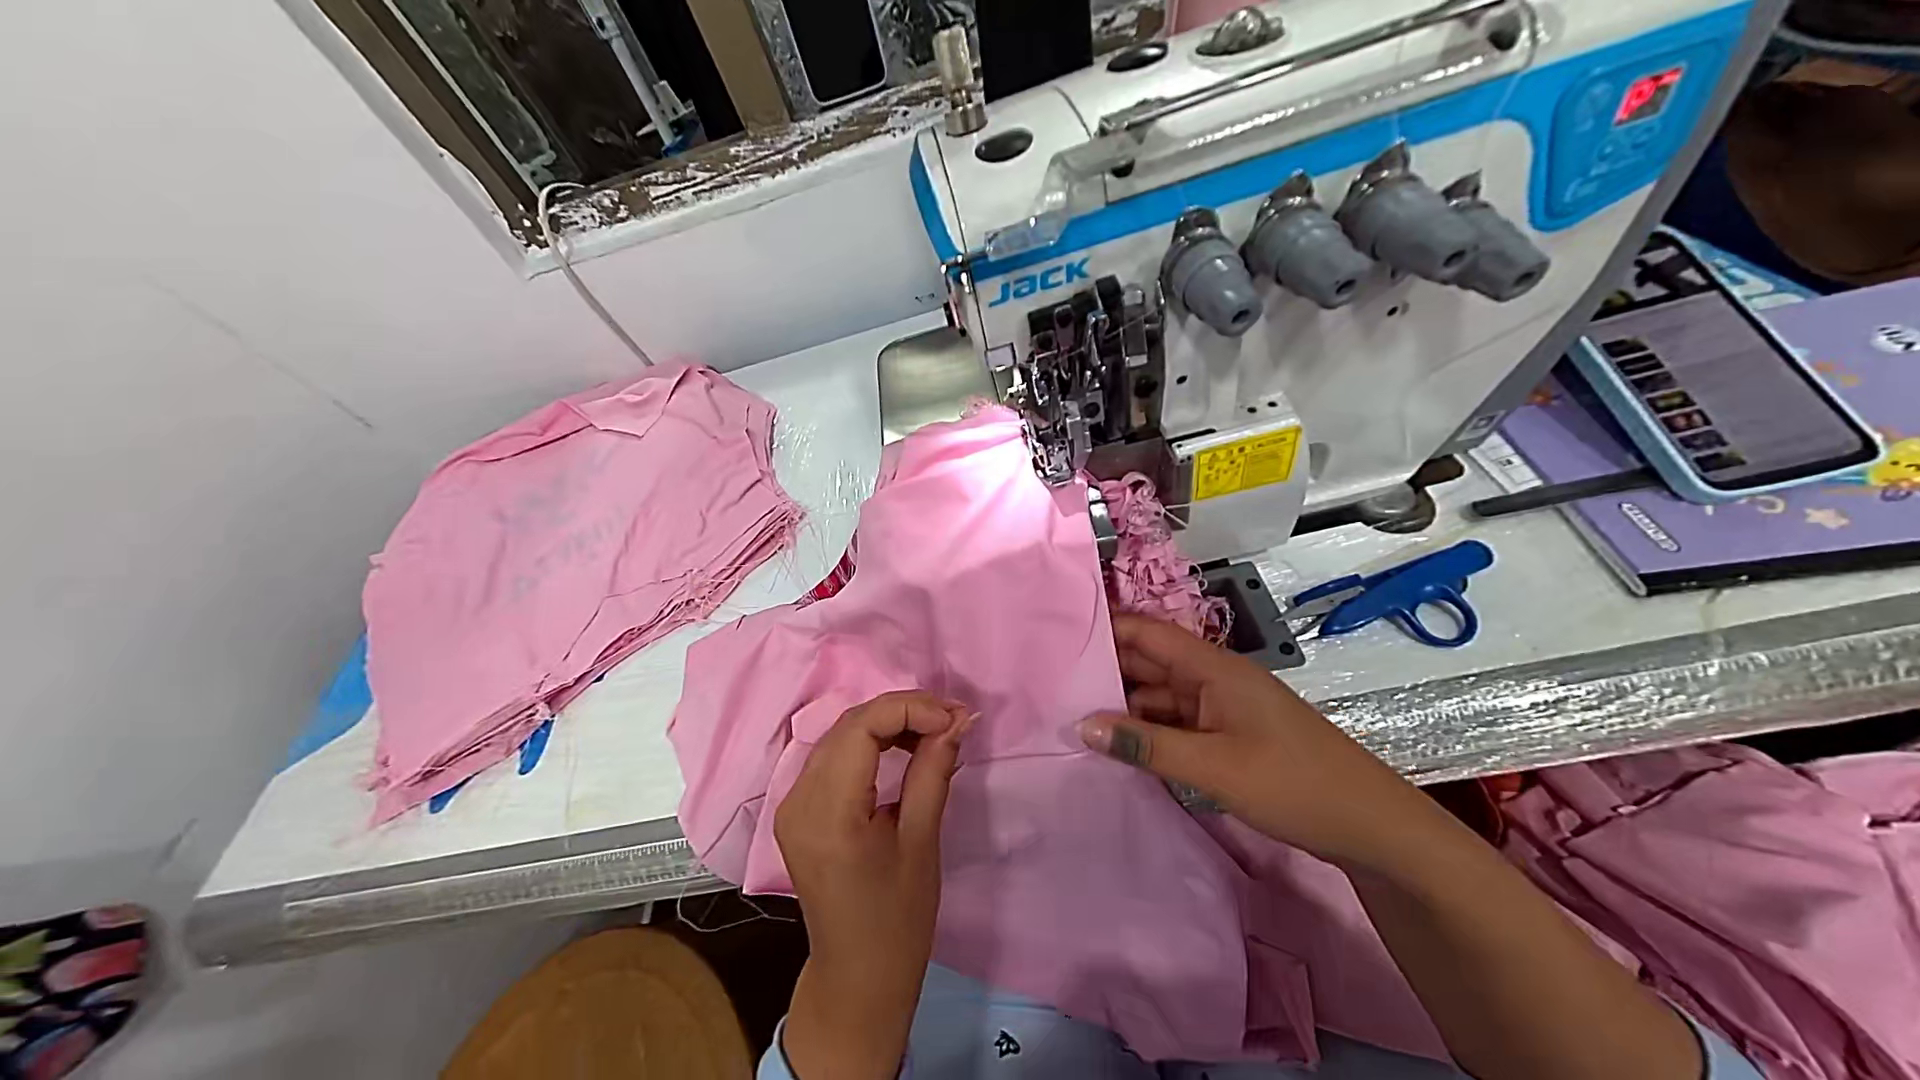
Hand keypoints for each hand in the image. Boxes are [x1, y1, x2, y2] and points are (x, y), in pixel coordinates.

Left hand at [776, 691, 974, 1079]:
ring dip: (889, 722)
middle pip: (848, 724)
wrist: (857, 976)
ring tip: (937, 729)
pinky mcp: (798, 809)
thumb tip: (957, 720)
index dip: (910, 708)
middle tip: (953, 718)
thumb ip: (933, 771)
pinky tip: (905, 747)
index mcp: (828, 813)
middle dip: (904, 710)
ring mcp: (791, 804)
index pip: (861, 727)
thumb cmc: (898, 920)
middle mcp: (798, 800)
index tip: (954, 718)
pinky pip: (835, 756)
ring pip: (841, 735)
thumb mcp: (922, 841)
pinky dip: (871, 743)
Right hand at [1078, 613, 1442, 872]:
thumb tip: (1081, 726)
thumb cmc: (1293, 783)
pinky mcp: (1226, 737)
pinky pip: (1175, 724)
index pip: (1146, 633)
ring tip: (1070, 718)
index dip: (1104, 629)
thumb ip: (1145, 745)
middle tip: (1050, 684)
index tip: (1057, 636)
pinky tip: (1116, 748)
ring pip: (1159, 697)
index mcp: (1213, 667)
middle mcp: (1213, 679)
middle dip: (1104, 672)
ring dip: (1123, 707)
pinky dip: (1147, 733)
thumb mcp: (1214, 766)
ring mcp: (1220, 709)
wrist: (1371, 826)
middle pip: (1149, 664)